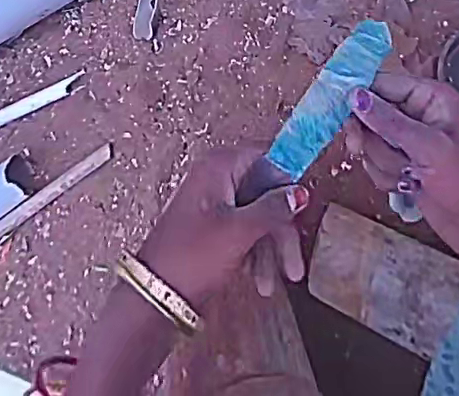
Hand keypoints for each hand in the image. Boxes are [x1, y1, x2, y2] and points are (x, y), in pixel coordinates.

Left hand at [136, 146, 309, 307]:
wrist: (152, 301)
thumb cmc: (194, 256)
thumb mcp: (239, 231)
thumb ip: (274, 208)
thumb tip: (300, 191)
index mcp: (220, 165)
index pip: (267, 156)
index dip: (288, 179)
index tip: (306, 206)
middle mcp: (217, 177)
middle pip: (264, 191)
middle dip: (281, 229)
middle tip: (294, 264)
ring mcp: (213, 203)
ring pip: (256, 215)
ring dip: (269, 248)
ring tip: (273, 284)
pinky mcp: (211, 228)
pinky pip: (243, 230)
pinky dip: (255, 252)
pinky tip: (259, 280)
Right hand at [344, 71, 458, 265]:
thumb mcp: (429, 149)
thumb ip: (389, 122)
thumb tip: (355, 96)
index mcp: (430, 97)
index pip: (383, 84)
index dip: (360, 97)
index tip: (339, 111)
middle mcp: (418, 113)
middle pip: (370, 112)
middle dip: (372, 137)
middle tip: (359, 149)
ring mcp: (409, 140)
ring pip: (371, 140)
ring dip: (383, 161)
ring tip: (409, 175)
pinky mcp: (404, 163)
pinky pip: (376, 161)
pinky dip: (385, 175)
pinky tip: (407, 186)